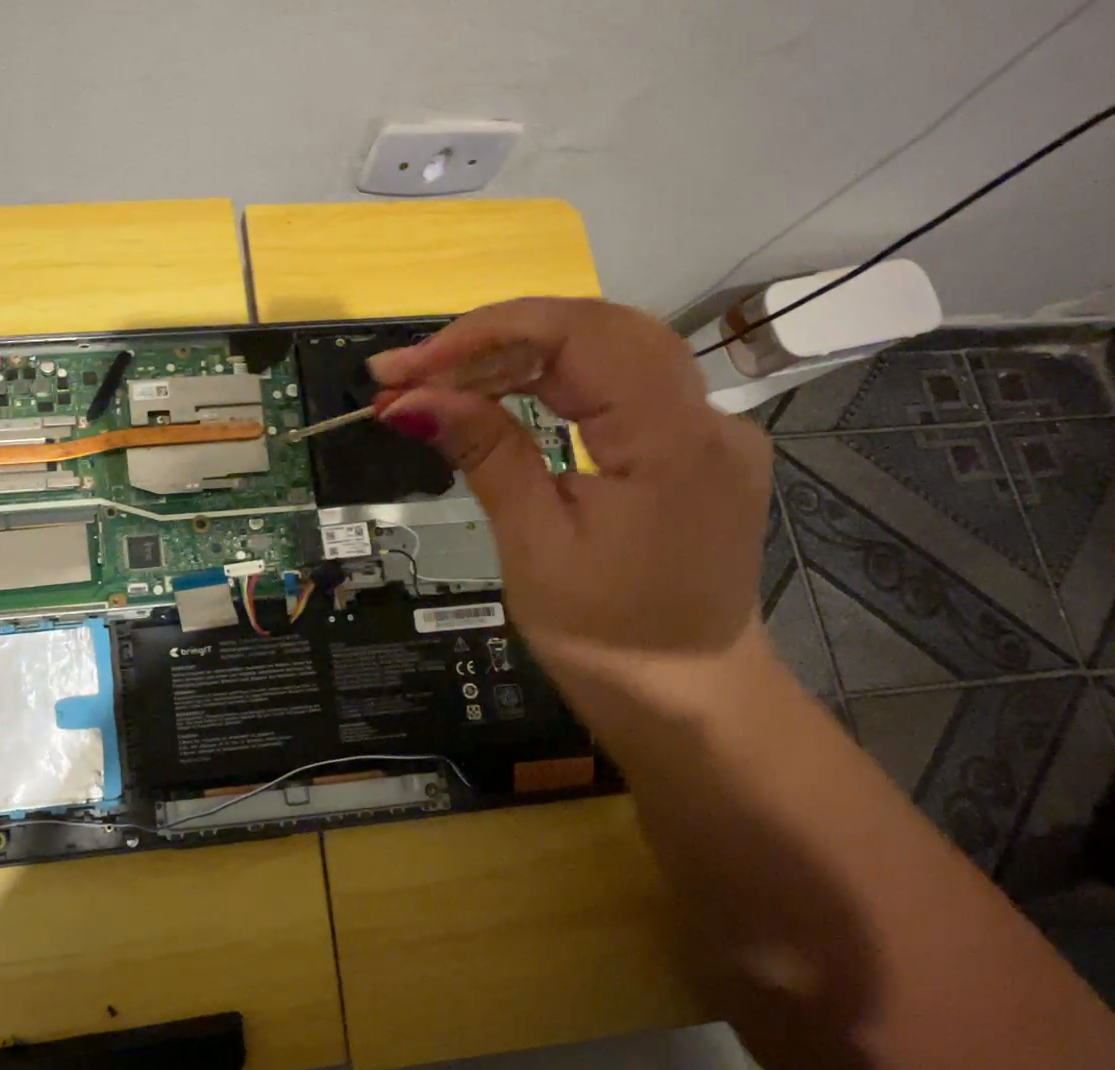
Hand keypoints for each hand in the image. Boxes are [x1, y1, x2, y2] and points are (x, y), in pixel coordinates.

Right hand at [368, 298, 772, 681]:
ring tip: (435, 385)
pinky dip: (550, 383)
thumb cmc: (604, 636)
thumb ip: (485, 456)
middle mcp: (707, 417)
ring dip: (515, 359)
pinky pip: (617, 388)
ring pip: (606, 353)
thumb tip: (410, 401)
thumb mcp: (534, 546)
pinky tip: (497, 397)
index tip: (407, 368)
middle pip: (596, 330)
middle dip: (493, 341)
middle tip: (408, 374)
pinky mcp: (692, 446)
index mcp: (673, 441)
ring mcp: (708, 428)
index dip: (487, 334)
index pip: (582, 335)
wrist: (686, 695)